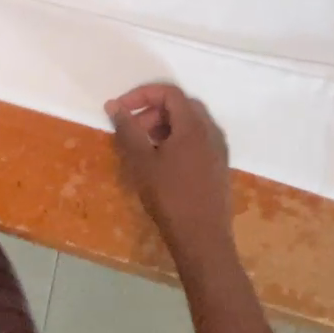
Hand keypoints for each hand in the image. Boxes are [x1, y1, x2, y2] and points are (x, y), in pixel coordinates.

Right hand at [105, 83, 232, 259]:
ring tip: (144, 144)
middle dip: (153, 109)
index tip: (122, 109)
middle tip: (133, 127)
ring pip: (191, 123)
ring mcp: (218, 152)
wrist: (202, 239)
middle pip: (182, 106)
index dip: (142, 94)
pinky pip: (198, 140)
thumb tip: (114, 105)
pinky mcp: (219, 168)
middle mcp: (211, 134)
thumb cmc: (169, 195)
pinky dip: (177, 139)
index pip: (169, 93)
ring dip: (165, 124)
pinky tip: (162, 160)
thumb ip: (127, 128)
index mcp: (194, 128)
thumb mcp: (141, 159)